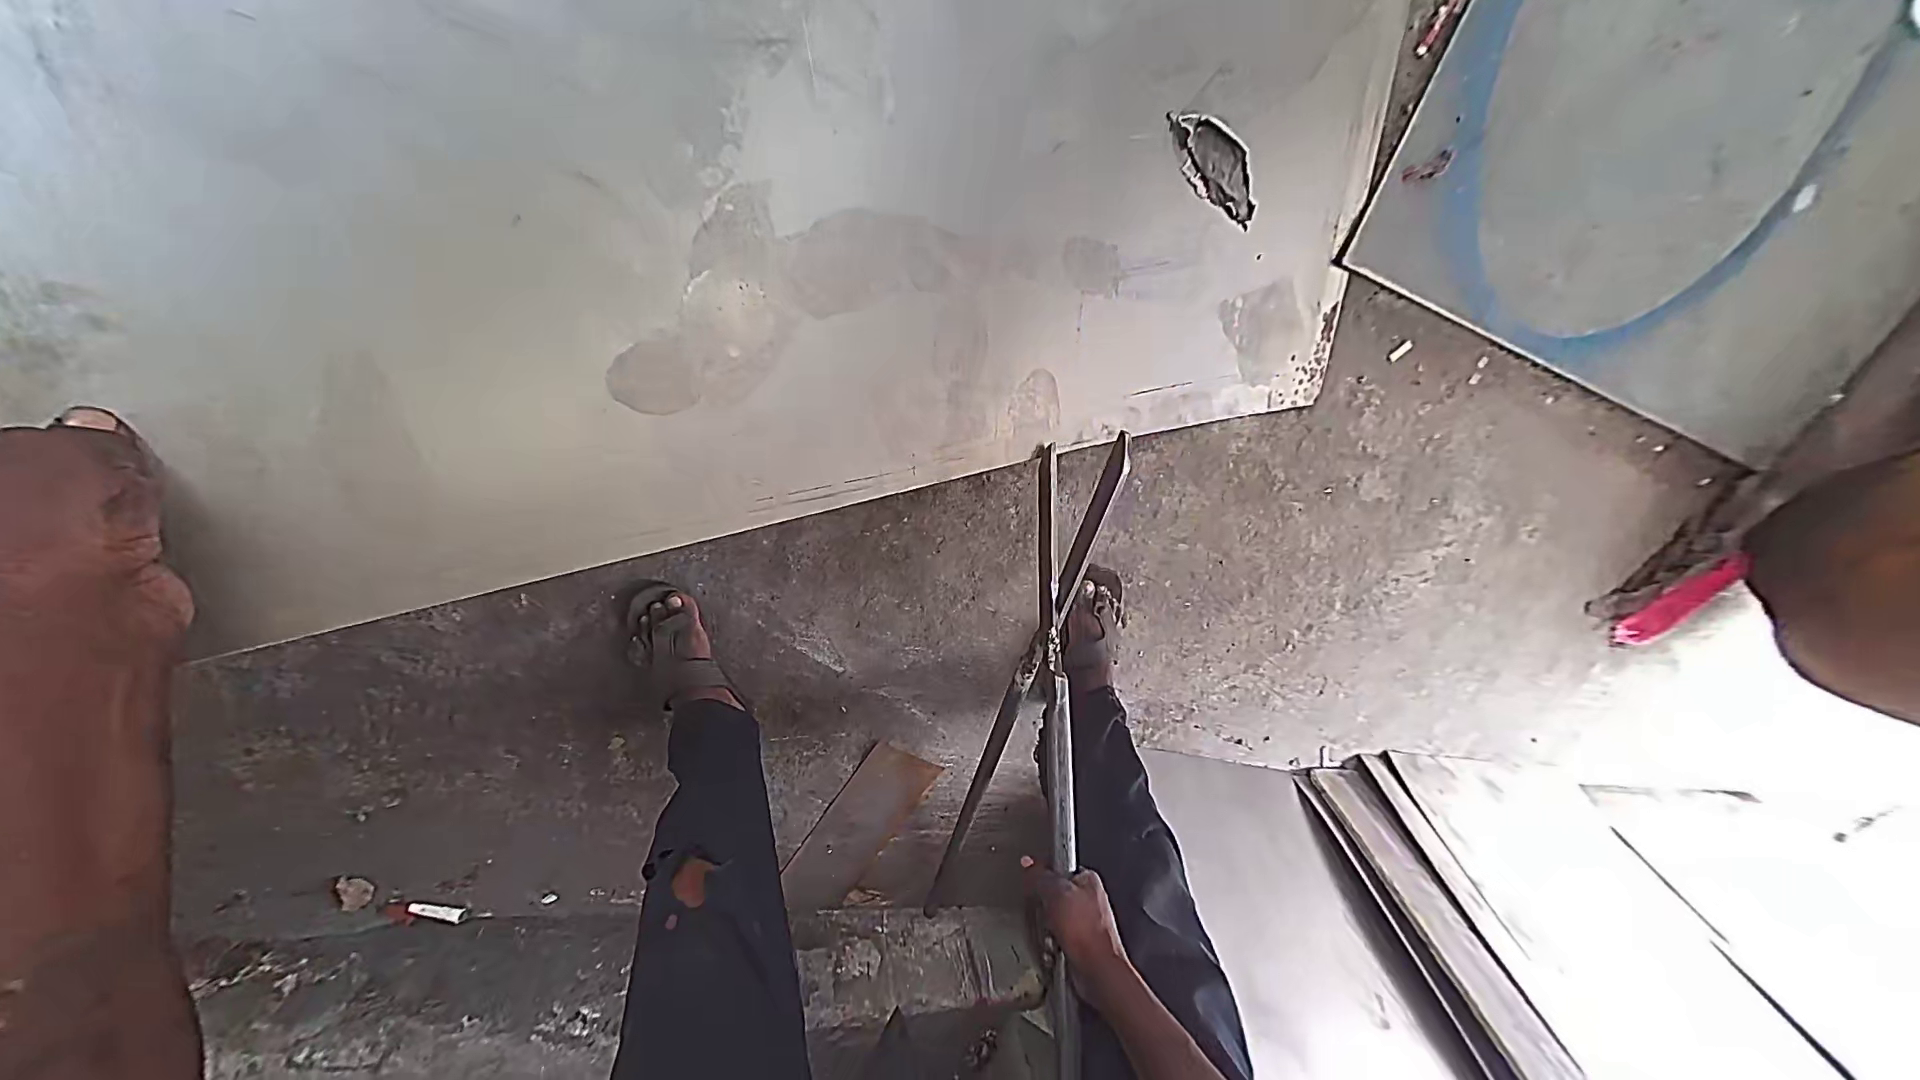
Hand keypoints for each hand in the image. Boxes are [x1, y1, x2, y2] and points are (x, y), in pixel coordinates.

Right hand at [1022, 856, 1130, 987]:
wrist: (1098, 972)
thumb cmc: (1086, 932)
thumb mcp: (1055, 893)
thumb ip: (1041, 876)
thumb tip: (1029, 863)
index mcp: (1089, 880)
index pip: (1060, 869)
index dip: (1045, 877)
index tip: (1036, 884)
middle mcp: (1091, 900)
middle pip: (1055, 896)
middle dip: (1046, 908)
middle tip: (1046, 913)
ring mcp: (1087, 924)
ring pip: (1054, 920)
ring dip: (1048, 929)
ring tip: (1052, 934)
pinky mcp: (1082, 945)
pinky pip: (1057, 939)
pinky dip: (1053, 944)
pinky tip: (1055, 948)